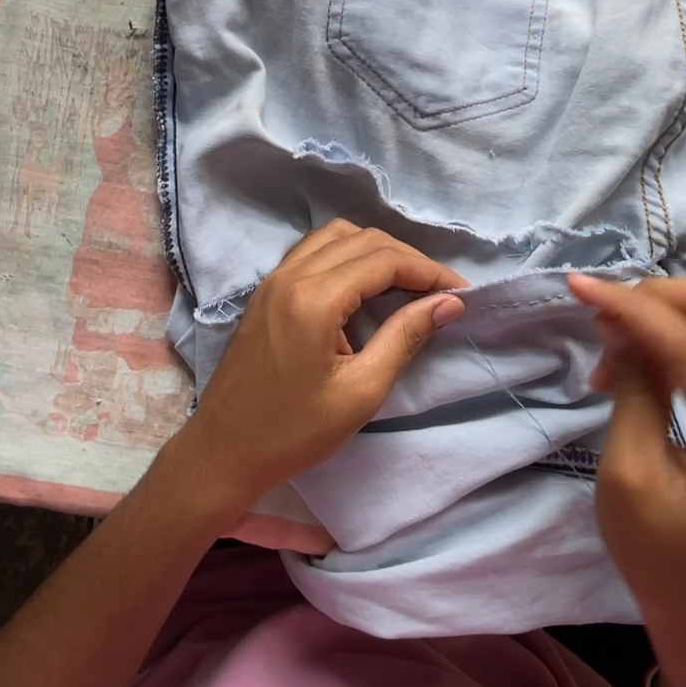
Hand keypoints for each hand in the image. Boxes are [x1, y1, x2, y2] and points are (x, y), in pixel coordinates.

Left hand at [171, 221, 466, 515]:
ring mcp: (274, 279)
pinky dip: (346, 255)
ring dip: (375, 251)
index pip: (383, 260)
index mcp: (313, 299)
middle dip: (407, 258)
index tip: (460, 292)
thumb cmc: (295, 431)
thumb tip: (448, 302)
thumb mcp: (361, 392)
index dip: (428, 270)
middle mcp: (291, 275)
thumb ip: (405, 337)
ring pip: (335, 236)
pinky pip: (313, 251)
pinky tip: (364, 284)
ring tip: (406, 284)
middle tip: (439, 291)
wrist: (225, 449)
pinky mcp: (266, 291)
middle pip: (361, 239)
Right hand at [570, 274, 685, 686]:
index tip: (581, 286)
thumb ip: (635, 392)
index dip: (636, 308)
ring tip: (616, 340)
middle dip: (668, 295)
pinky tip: (645, 354)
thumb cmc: (659, 553)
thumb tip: (623, 327)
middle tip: (609, 308)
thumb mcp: (628, 475)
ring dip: (675, 313)